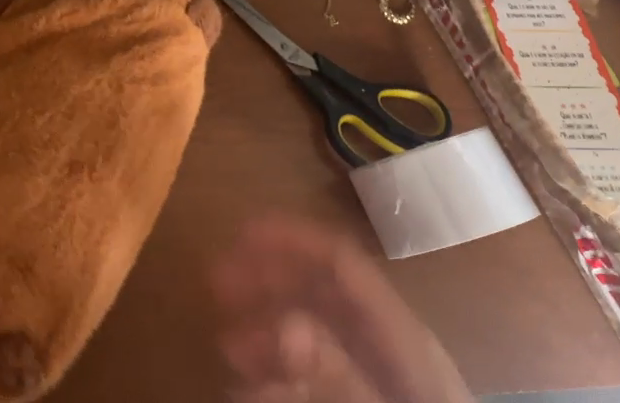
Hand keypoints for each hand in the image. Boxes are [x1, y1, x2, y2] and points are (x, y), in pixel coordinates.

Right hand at [212, 215, 471, 402]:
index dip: (290, 237)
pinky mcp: (373, 394)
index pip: (340, 260)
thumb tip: (284, 324)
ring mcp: (384, 372)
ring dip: (268, 328)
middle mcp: (392, 343)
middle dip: (266, 280)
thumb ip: (338, 374)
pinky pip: (322, 369)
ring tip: (228, 345)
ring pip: (317, 330)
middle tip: (217, 284)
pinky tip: (255, 384)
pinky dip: (284, 369)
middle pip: (321, 289)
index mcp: (403, 334)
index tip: (239, 232)